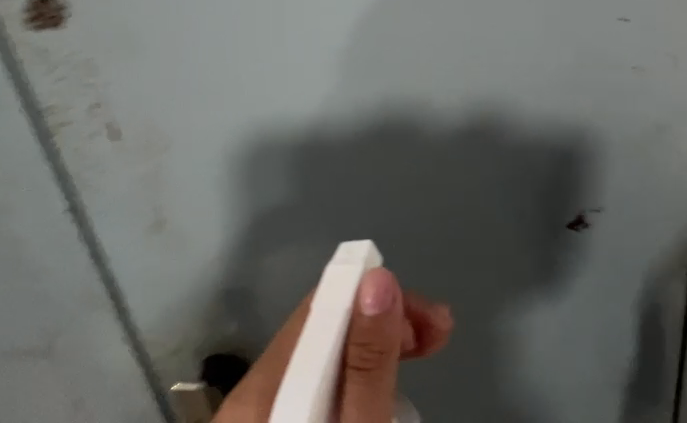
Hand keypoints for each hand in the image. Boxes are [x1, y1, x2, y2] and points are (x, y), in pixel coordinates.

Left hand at [215, 267, 452, 422]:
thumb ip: (368, 364)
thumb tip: (378, 277)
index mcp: (259, 394)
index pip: (321, 308)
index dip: (381, 297)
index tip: (433, 320)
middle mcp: (246, 401)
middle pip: (321, 333)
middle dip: (385, 323)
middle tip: (440, 338)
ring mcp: (253, 420)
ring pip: (320, 363)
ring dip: (375, 351)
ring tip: (423, 360)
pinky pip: (312, 391)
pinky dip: (353, 382)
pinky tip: (378, 395)